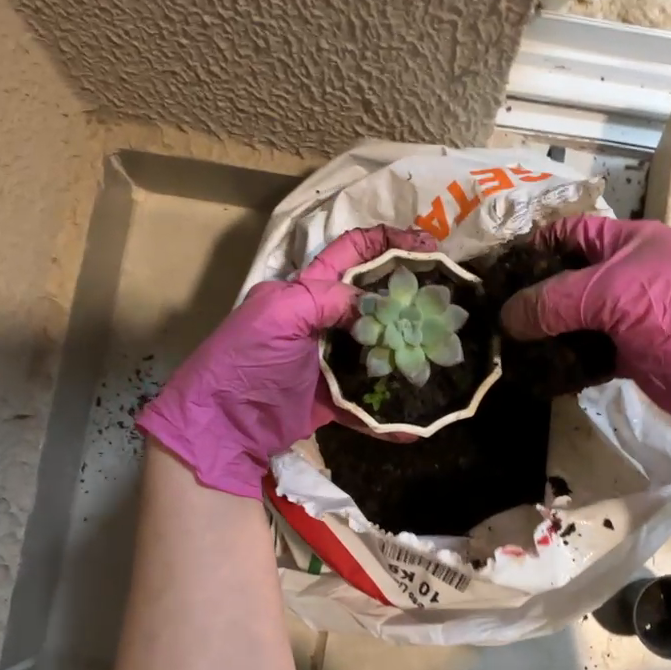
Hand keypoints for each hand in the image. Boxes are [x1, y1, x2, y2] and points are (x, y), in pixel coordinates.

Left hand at [138, 225, 439, 495]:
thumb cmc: (244, 362)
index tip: (429, 246)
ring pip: (378, 349)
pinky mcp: (332, 398)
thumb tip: (376, 304)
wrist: (222, 427)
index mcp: (306, 290)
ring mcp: (329, 360)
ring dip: (407, 354)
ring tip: (445, 357)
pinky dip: (389, 415)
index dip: (389, 242)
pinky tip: (415, 424)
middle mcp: (322, 319)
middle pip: (374, 301)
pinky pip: (367, 402)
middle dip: (410, 300)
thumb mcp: (279, 317)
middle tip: (448, 305)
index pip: (352, 252)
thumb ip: (326, 300)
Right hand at [500, 216, 670, 455]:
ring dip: (543, 337)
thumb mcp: (614, 293)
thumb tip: (504, 318)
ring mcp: (629, 318)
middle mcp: (625, 275)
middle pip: (565, 281)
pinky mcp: (633, 356)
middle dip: (529, 298)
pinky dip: (565, 365)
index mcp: (625, 242)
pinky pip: (588, 356)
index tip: (494, 275)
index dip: (529, 248)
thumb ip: (554, 301)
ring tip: (506, 354)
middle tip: (490, 322)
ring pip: (573, 322)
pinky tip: (538, 377)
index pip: (566, 234)